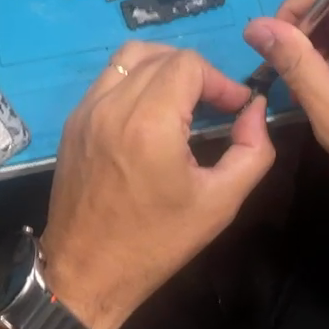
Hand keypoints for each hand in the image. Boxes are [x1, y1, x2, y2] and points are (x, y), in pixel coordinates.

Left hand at [40, 43, 274, 328]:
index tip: (236, 108)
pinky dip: (135, 80)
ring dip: (163, 67)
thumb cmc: (156, 242)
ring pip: (129, 57)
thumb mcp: (220, 202)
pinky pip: (108, 78)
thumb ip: (252, 150)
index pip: (188, 65)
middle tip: (214, 106)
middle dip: (196, 74)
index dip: (220, 80)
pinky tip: (149, 113)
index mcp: (149, 122)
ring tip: (182, 99)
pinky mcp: (73, 121)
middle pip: (161, 55)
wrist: (86, 273)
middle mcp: (113, 105)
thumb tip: (255, 109)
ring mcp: (86, 110)